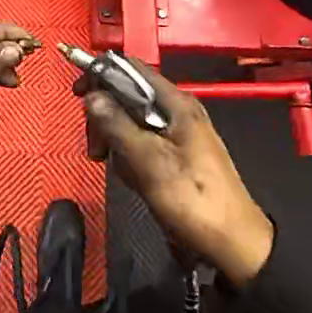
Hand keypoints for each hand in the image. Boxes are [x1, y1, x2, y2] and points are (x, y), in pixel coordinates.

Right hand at [76, 57, 273, 286]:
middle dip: (107, 118)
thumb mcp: (148, 162)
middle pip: (129, 96)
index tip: (77, 95)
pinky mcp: (179, 154)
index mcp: (176, 102)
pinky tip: (135, 179)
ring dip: (119, 143)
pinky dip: (133, 157)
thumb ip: (117, 125)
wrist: (235, 244)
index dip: (101, 74)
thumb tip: (91, 96)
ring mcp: (180, 132)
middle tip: (96, 150)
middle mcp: (178, 110)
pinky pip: (145, 144)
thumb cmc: (192, 199)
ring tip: (120, 170)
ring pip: (134, 122)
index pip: (131, 68)